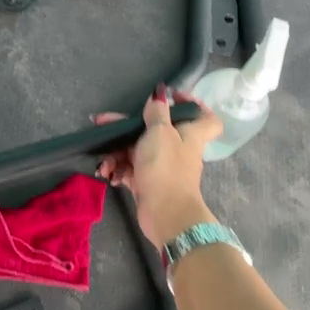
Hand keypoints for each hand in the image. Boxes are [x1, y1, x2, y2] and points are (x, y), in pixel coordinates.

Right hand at [95, 84, 222, 243]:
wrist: (165, 214)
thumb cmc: (166, 168)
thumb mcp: (160, 132)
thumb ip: (157, 112)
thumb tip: (160, 94)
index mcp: (189, 134)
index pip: (206, 118)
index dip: (194, 105)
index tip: (173, 98)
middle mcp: (177, 148)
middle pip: (154, 129)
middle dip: (126, 126)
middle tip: (102, 122)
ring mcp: (161, 166)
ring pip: (136, 149)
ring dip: (115, 152)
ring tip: (103, 160)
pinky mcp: (147, 182)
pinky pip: (130, 169)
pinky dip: (117, 169)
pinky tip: (107, 173)